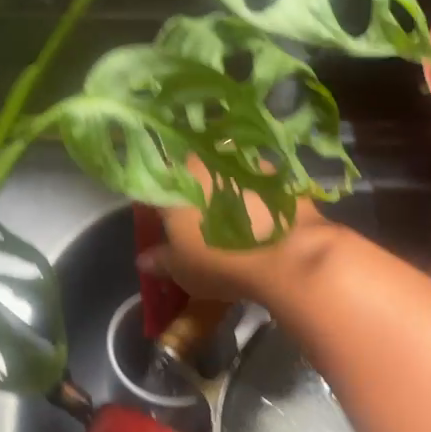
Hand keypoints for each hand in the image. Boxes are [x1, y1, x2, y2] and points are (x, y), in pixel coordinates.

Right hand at [138, 161, 341, 304]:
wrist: (286, 254)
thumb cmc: (219, 261)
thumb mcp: (181, 270)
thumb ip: (161, 260)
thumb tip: (144, 259)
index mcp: (173, 181)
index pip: (153, 186)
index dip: (154, 206)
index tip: (160, 224)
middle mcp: (203, 161)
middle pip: (188, 174)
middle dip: (189, 194)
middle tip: (195, 223)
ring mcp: (240, 162)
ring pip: (222, 173)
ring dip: (221, 190)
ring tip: (229, 219)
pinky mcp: (274, 172)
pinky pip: (252, 180)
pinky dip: (250, 194)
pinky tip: (257, 217)